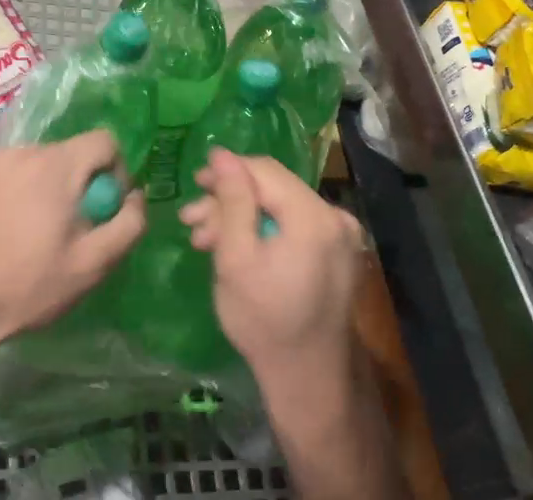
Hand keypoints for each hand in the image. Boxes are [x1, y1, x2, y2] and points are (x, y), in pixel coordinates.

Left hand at [0, 131, 146, 348]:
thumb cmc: (30, 285)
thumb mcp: (94, 263)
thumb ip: (129, 223)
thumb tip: (136, 196)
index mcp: (56, 165)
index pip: (105, 141)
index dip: (117, 173)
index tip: (104, 211)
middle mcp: (26, 151)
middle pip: (75, 153)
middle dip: (84, 185)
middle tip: (74, 231)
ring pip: (47, 163)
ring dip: (56, 189)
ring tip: (43, 233)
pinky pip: (20, 171)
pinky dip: (28, 191)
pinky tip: (16, 229)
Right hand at [178, 148, 363, 389]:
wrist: (307, 379)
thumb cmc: (264, 321)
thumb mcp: (236, 258)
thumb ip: (232, 200)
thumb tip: (221, 154)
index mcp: (315, 216)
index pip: (265, 170)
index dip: (227, 171)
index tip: (193, 183)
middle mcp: (336, 217)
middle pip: (273, 188)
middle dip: (229, 200)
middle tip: (191, 220)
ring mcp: (341, 236)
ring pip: (281, 208)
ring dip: (241, 218)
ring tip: (203, 239)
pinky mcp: (338, 253)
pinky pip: (295, 227)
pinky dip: (264, 232)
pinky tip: (235, 248)